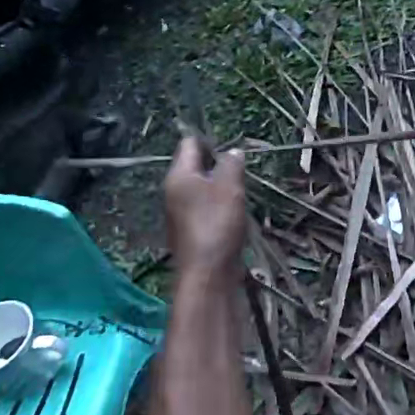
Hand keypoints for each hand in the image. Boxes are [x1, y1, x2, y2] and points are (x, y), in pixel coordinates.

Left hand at [164, 138, 246, 282]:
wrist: (208, 273)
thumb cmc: (217, 223)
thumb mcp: (229, 186)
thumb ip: (231, 164)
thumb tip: (232, 152)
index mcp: (178, 176)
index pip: (189, 144)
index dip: (211, 141)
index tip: (232, 148)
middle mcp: (174, 191)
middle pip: (196, 167)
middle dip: (218, 165)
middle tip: (240, 172)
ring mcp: (180, 212)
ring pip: (202, 188)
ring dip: (221, 187)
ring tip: (240, 193)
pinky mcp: (191, 230)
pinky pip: (205, 208)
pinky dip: (220, 206)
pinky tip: (234, 215)